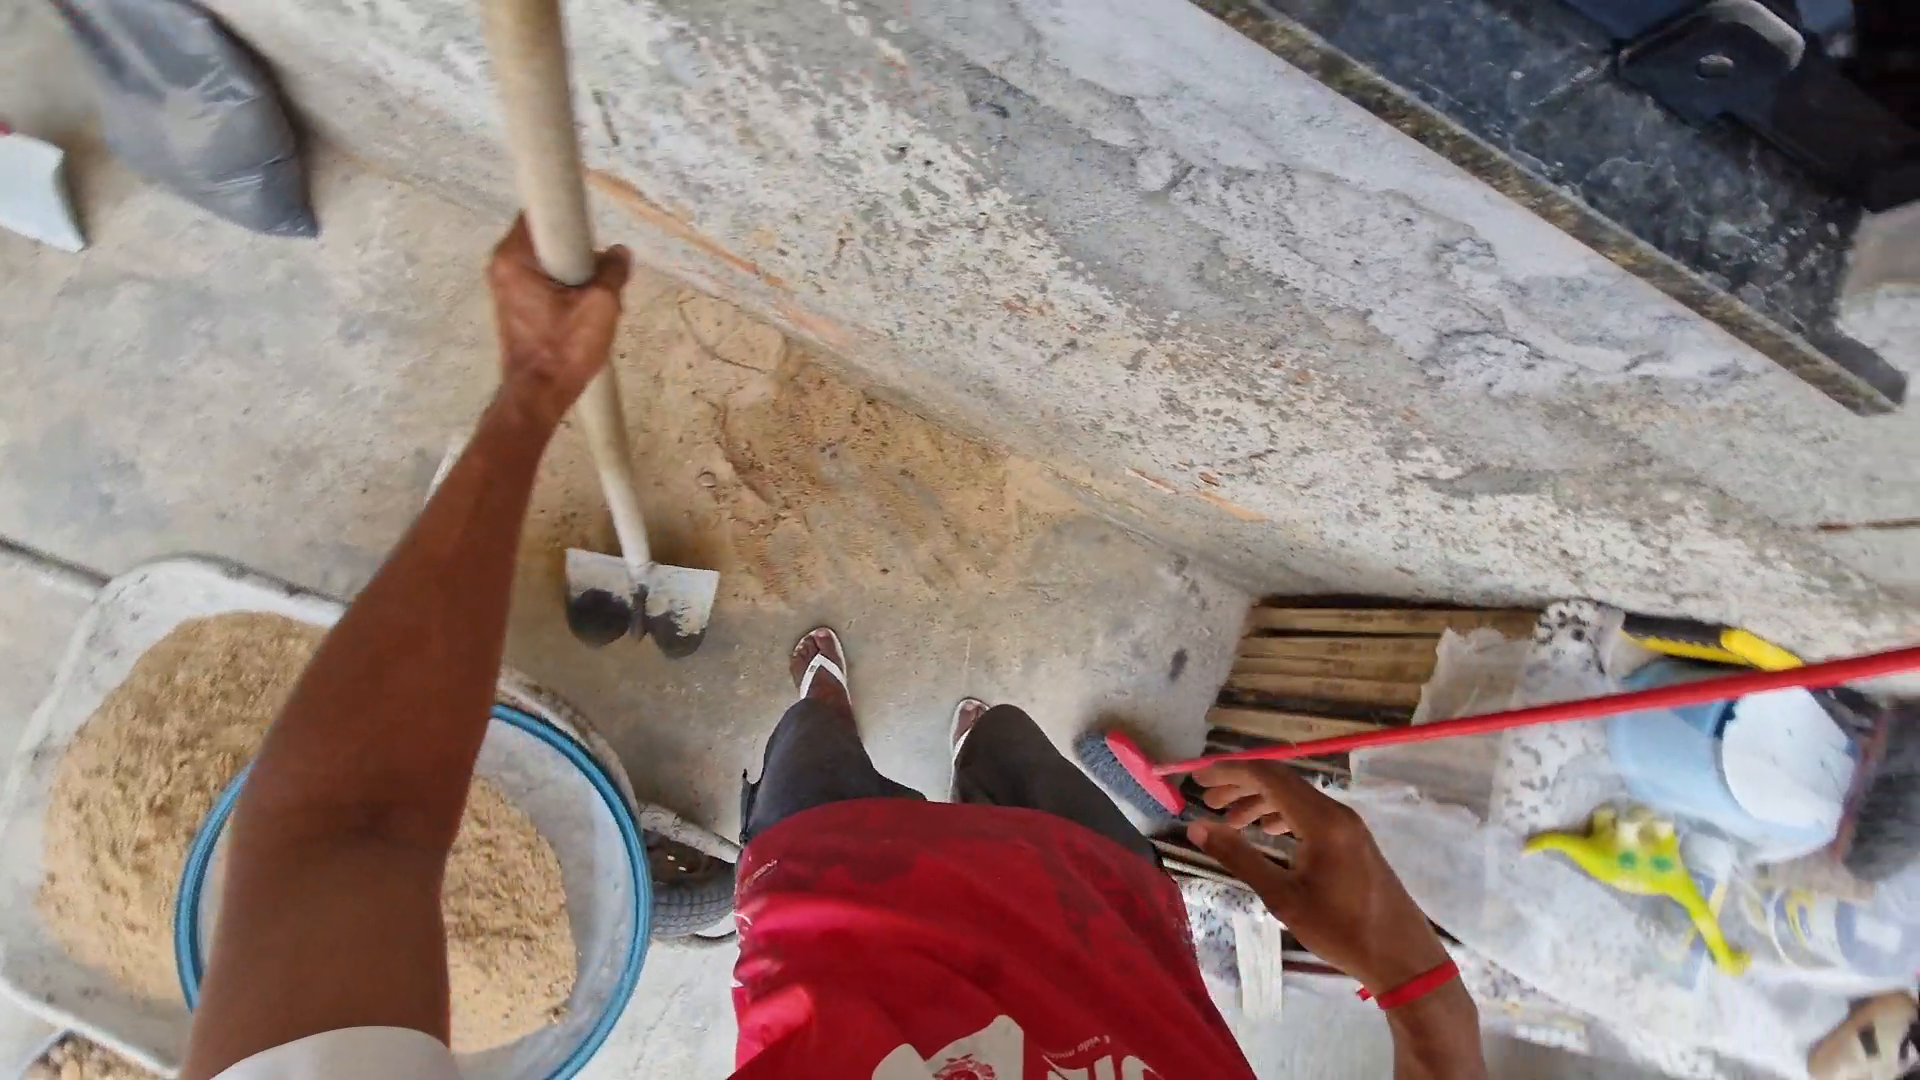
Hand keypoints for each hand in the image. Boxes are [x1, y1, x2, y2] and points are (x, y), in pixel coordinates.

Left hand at [486, 216, 631, 423]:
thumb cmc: (565, 348)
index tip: (594, 239)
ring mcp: (506, 288)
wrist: (540, 394)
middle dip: (579, 256)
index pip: (541, 214)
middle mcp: (502, 266)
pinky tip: (584, 316)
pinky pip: (545, 285)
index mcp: (514, 257)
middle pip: (548, 242)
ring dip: (576, 278)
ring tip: (596, 303)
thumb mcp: (601, 306)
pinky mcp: (516, 307)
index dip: (571, 221)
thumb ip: (612, 273)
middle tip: (602, 279)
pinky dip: (566, 293)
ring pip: (550, 266)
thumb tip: (619, 253)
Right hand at [1186, 761, 1449, 996]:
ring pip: (1294, 796)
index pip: (1267, 776)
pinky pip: (1308, 811)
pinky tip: (1265, 830)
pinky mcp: (1353, 838)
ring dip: (1258, 800)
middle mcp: (1335, 812)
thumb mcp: (1282, 897)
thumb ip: (1239, 857)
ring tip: (1229, 819)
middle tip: (1207, 797)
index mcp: (1321, 820)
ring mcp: (1348, 824)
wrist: (1406, 962)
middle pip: (1280, 780)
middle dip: (1240, 783)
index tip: (1199, 778)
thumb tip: (1196, 827)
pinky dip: (1280, 812)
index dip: (1229, 771)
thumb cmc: (1342, 931)